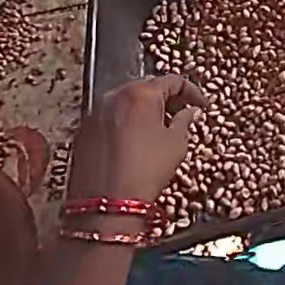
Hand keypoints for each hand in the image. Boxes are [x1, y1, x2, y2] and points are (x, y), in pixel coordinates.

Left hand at [66, 75, 206, 203]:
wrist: (106, 203)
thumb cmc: (147, 169)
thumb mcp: (176, 144)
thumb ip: (184, 121)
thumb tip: (188, 112)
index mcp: (141, 94)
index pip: (173, 81)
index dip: (192, 92)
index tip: (201, 106)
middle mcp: (114, 95)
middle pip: (147, 87)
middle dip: (167, 98)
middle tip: (182, 114)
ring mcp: (95, 112)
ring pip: (126, 101)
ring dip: (145, 109)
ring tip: (160, 127)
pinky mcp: (83, 130)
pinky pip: (110, 117)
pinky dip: (126, 121)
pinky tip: (136, 140)